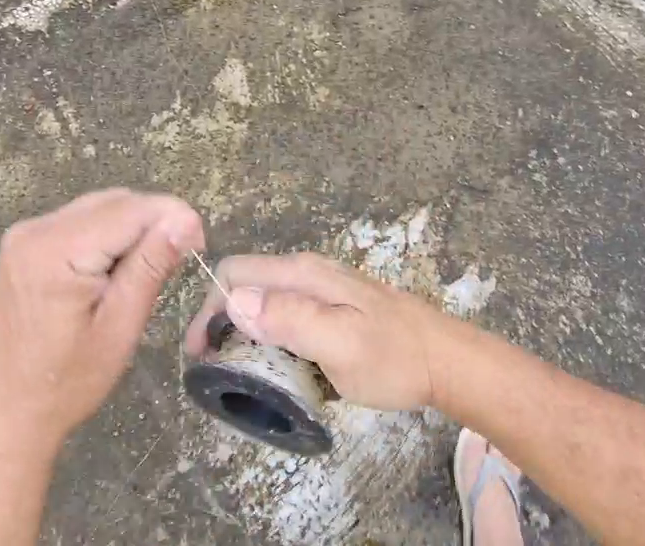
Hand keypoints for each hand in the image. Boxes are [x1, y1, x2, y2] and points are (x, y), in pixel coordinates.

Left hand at [0, 189, 205, 449]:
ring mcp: (25, 235)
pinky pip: (80, 222)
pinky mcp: (23, 245)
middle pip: (114, 202)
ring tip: (148, 271)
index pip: (130, 209)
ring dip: (132, 229)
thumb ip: (151, 265)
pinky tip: (116, 271)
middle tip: (178, 262)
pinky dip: (107, 236)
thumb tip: (187, 220)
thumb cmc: (66, 384)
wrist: (4, 416)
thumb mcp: (119, 327)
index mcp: (55, 250)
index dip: (172, 217)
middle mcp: (35, 230)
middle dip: (153, 222)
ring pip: (99, 208)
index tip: (199, 245)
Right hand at [182, 253, 458, 411]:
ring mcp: (321, 289)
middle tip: (214, 368)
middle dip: (221, 321)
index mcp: (303, 275)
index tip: (201, 354)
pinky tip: (275, 365)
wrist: (444, 361)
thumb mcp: (339, 342)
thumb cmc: (392, 356)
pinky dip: (269, 337)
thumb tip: (235, 302)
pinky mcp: (332, 308)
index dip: (209, 309)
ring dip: (244, 332)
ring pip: (264, 301)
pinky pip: (285, 315)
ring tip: (239, 371)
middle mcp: (307, 273)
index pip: (235, 273)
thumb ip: (289, 319)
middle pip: (245, 284)